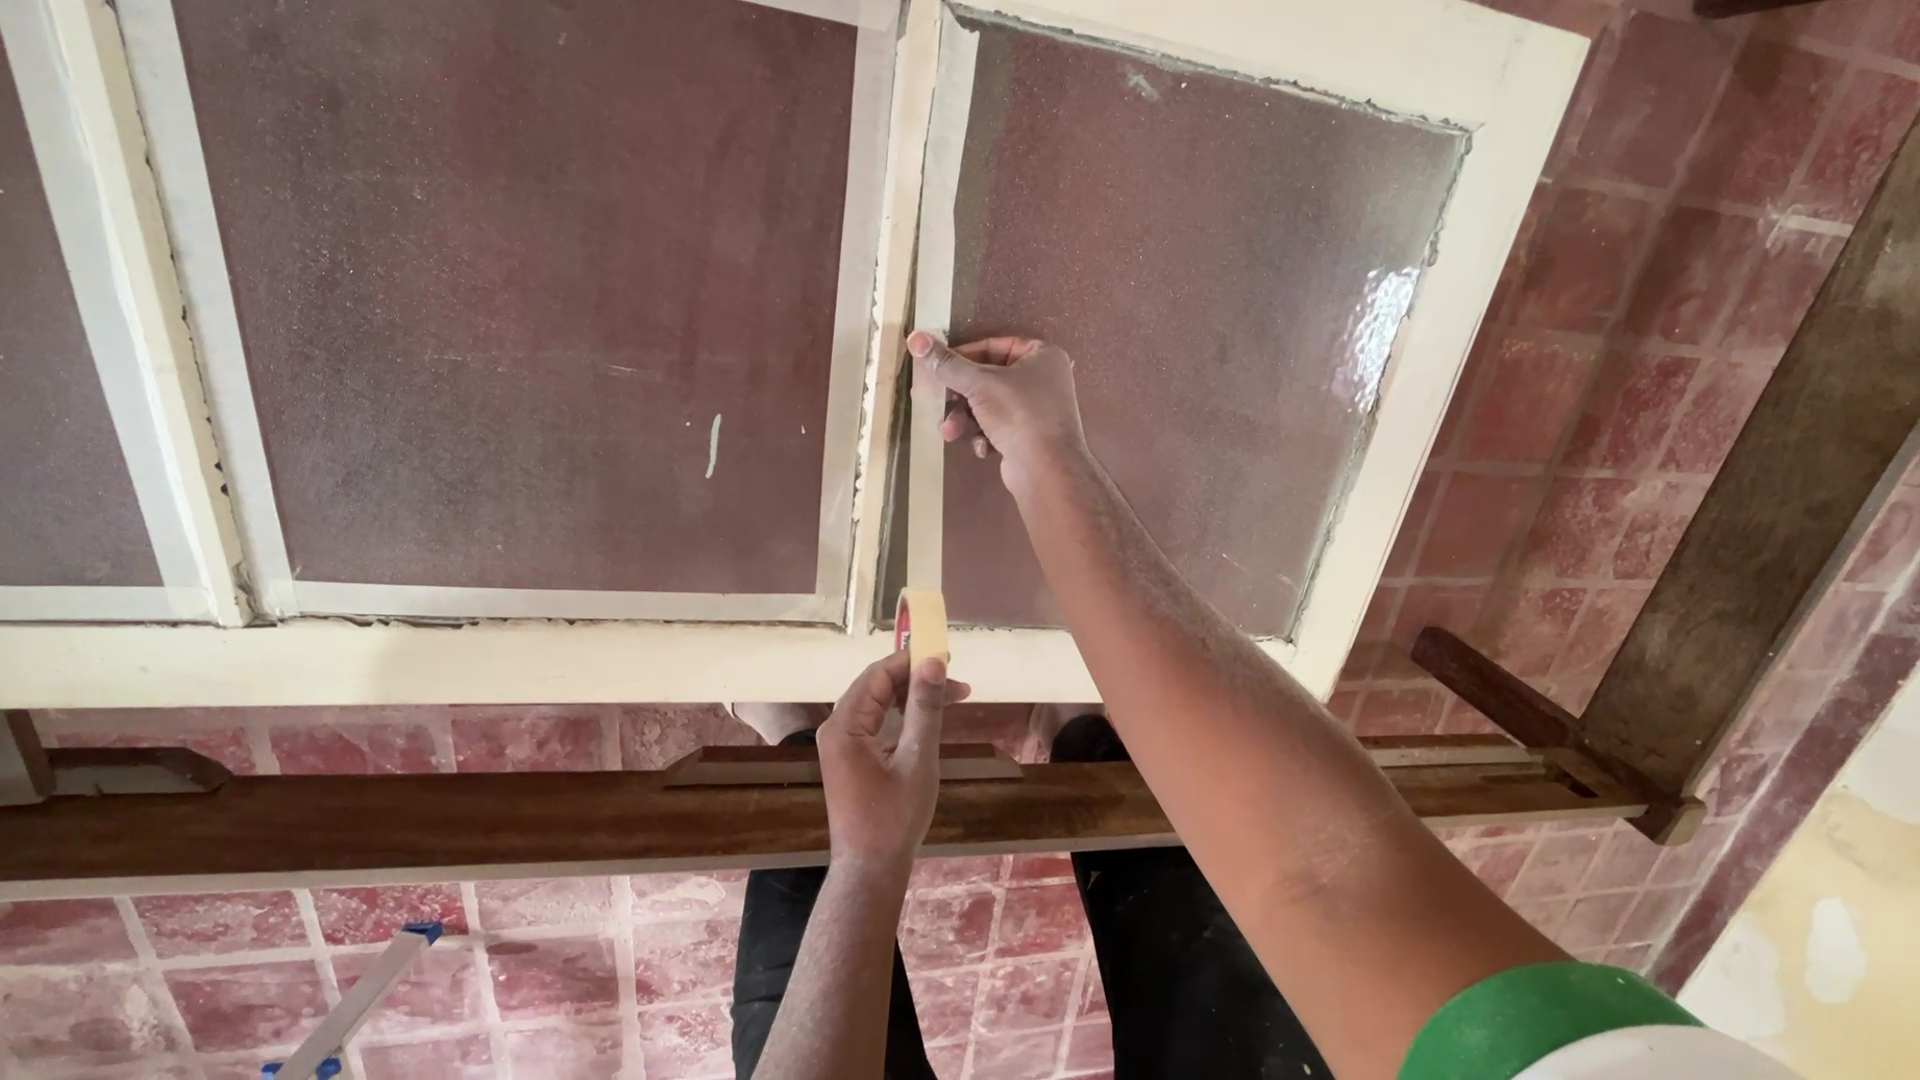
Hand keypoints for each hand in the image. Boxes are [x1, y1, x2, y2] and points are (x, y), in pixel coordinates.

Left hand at [817, 650, 971, 870]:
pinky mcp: (850, 758)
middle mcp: (836, 728)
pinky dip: (902, 716)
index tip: (948, 656)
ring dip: (913, 697)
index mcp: (844, 725)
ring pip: (878, 703)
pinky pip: (876, 723)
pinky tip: (928, 717)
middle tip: (957, 679)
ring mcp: (841, 744)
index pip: (878, 675)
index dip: (911, 660)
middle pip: (877, 686)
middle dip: (916, 678)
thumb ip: (925, 709)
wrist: (870, 871)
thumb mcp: (917, 759)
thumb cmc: (894, 818)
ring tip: (953, 694)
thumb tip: (934, 662)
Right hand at [907, 331, 1089, 494]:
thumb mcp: (979, 383)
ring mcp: (1037, 411)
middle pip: (988, 379)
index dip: (963, 356)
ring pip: (989, 407)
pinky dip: (985, 437)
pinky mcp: (1029, 438)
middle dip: (961, 397)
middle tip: (940, 403)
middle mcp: (1043, 380)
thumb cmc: (1018, 413)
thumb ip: (947, 364)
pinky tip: (983, 448)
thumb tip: (916, 338)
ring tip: (950, 433)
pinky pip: (1000, 429)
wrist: (1046, 469)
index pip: (993, 345)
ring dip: (966, 420)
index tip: (938, 368)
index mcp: (1041, 355)